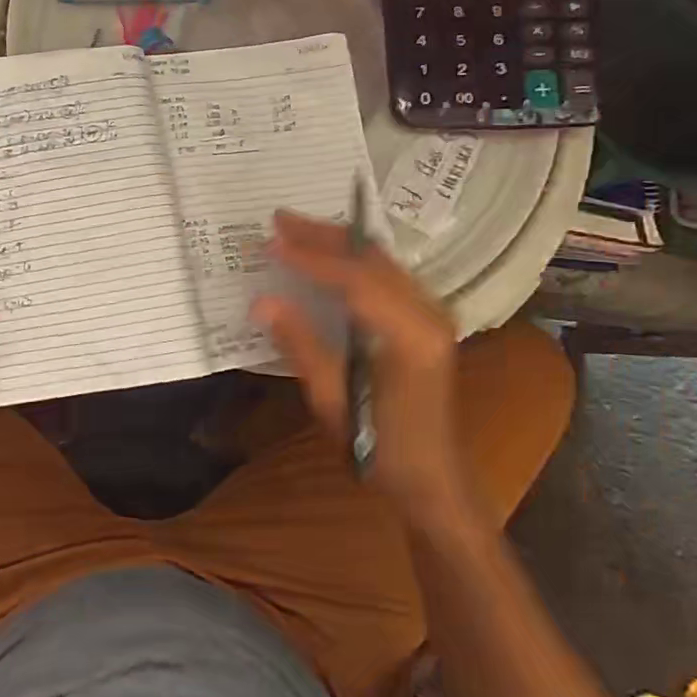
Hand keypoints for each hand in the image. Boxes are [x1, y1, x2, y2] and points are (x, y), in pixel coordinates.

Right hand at [252, 211, 471, 517]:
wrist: (433, 477)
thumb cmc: (381, 447)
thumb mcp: (333, 401)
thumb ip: (300, 346)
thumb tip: (262, 302)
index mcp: (410, 336)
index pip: (356, 279)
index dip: (312, 257)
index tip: (272, 242)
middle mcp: (430, 314)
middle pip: (373, 259)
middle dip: (324, 236)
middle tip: (280, 219)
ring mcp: (434, 314)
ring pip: (382, 261)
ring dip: (338, 243)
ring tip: (297, 230)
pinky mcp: (428, 320)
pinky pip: (389, 274)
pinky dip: (355, 259)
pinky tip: (329, 256)